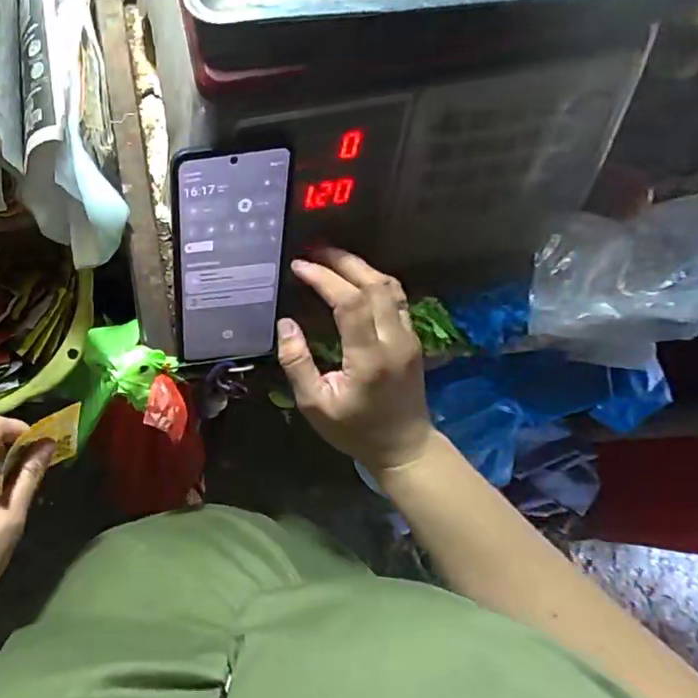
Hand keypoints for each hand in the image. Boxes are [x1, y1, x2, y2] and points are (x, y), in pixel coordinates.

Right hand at [276, 248, 436, 472]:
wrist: (403, 446)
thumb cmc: (354, 430)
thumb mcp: (314, 404)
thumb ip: (298, 363)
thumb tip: (286, 324)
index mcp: (369, 357)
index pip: (350, 302)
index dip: (324, 278)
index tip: (299, 267)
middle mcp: (394, 340)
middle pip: (374, 285)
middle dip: (342, 262)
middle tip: (312, 250)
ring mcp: (408, 337)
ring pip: (390, 287)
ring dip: (360, 267)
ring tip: (330, 257)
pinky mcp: (411, 338)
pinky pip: (395, 298)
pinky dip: (372, 280)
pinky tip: (353, 278)